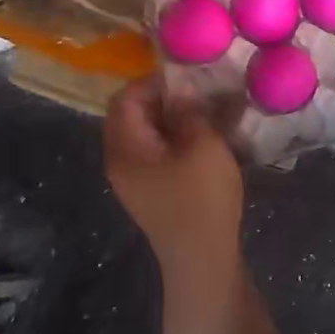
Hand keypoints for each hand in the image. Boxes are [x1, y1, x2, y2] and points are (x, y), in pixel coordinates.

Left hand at [104, 75, 243, 261]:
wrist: (202, 256)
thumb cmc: (201, 198)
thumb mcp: (203, 147)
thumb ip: (190, 112)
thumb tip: (182, 86)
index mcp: (125, 147)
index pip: (126, 98)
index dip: (156, 82)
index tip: (193, 77)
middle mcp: (121, 159)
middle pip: (135, 115)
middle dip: (169, 99)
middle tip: (206, 93)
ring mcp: (136, 178)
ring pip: (151, 134)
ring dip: (179, 119)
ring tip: (213, 114)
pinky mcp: (154, 190)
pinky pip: (161, 152)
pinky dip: (182, 139)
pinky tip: (210, 141)